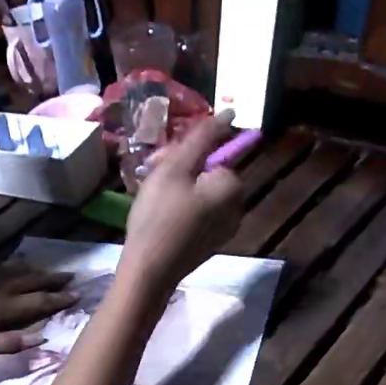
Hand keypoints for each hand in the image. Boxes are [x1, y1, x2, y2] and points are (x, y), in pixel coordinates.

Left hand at [0, 265, 78, 353]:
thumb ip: (9, 344)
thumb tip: (42, 340)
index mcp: (3, 307)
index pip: (40, 301)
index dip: (60, 299)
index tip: (79, 296)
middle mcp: (1, 286)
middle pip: (35, 280)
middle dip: (56, 279)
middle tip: (75, 278)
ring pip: (22, 270)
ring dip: (42, 271)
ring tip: (56, 273)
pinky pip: (8, 266)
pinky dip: (23, 267)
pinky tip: (24, 268)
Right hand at [119, 111, 244, 292]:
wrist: (149, 271)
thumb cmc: (159, 215)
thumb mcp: (176, 167)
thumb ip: (203, 137)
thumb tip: (230, 113)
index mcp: (233, 187)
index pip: (214, 155)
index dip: (186, 156)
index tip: (160, 163)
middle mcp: (237, 209)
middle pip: (208, 175)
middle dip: (180, 171)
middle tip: (151, 177)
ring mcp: (224, 231)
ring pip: (201, 195)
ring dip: (177, 190)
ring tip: (150, 198)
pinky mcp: (209, 245)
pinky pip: (197, 216)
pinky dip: (180, 212)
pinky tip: (159, 219)